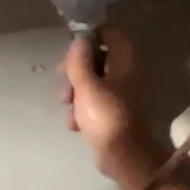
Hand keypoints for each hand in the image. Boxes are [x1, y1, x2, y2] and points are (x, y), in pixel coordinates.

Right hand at [59, 30, 166, 189]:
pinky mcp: (116, 113)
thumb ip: (79, 61)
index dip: (91, 35)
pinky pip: (96, 102)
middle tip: (61, 77)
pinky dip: (84, 109)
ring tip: (65, 103)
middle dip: (77, 67)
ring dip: (76, 90)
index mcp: (125, 61)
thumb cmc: (105, 116)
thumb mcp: (86, 86)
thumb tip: (79, 39)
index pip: (112, 32)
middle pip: (100, 58)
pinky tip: (74, 123)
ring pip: (95, 82)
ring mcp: (123, 94)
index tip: (71, 47)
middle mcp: (128, 74)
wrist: (123, 156)